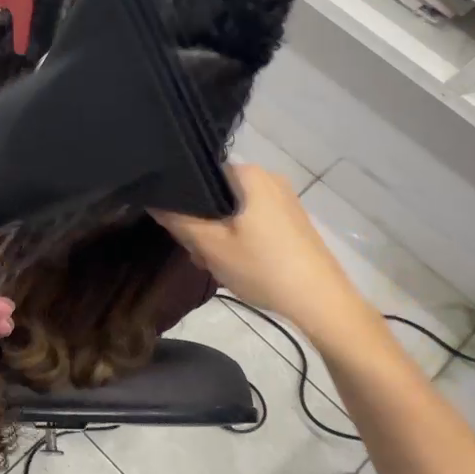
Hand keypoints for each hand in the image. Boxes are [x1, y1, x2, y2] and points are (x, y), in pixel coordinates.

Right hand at [149, 165, 374, 345]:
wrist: (320, 301)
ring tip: (214, 263)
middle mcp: (270, 179)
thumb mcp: (210, 245)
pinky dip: (238, 239)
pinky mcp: (292, 221)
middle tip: (196, 252)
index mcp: (250, 175)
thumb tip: (154, 201)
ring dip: (217, 234)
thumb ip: (178, 220)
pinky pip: (252, 220)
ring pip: (232, 210)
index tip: (176, 227)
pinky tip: (236, 264)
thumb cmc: (262, 267)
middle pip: (216, 194)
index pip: (200, 173)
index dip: (182, 199)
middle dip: (200, 222)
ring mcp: (284, 200)